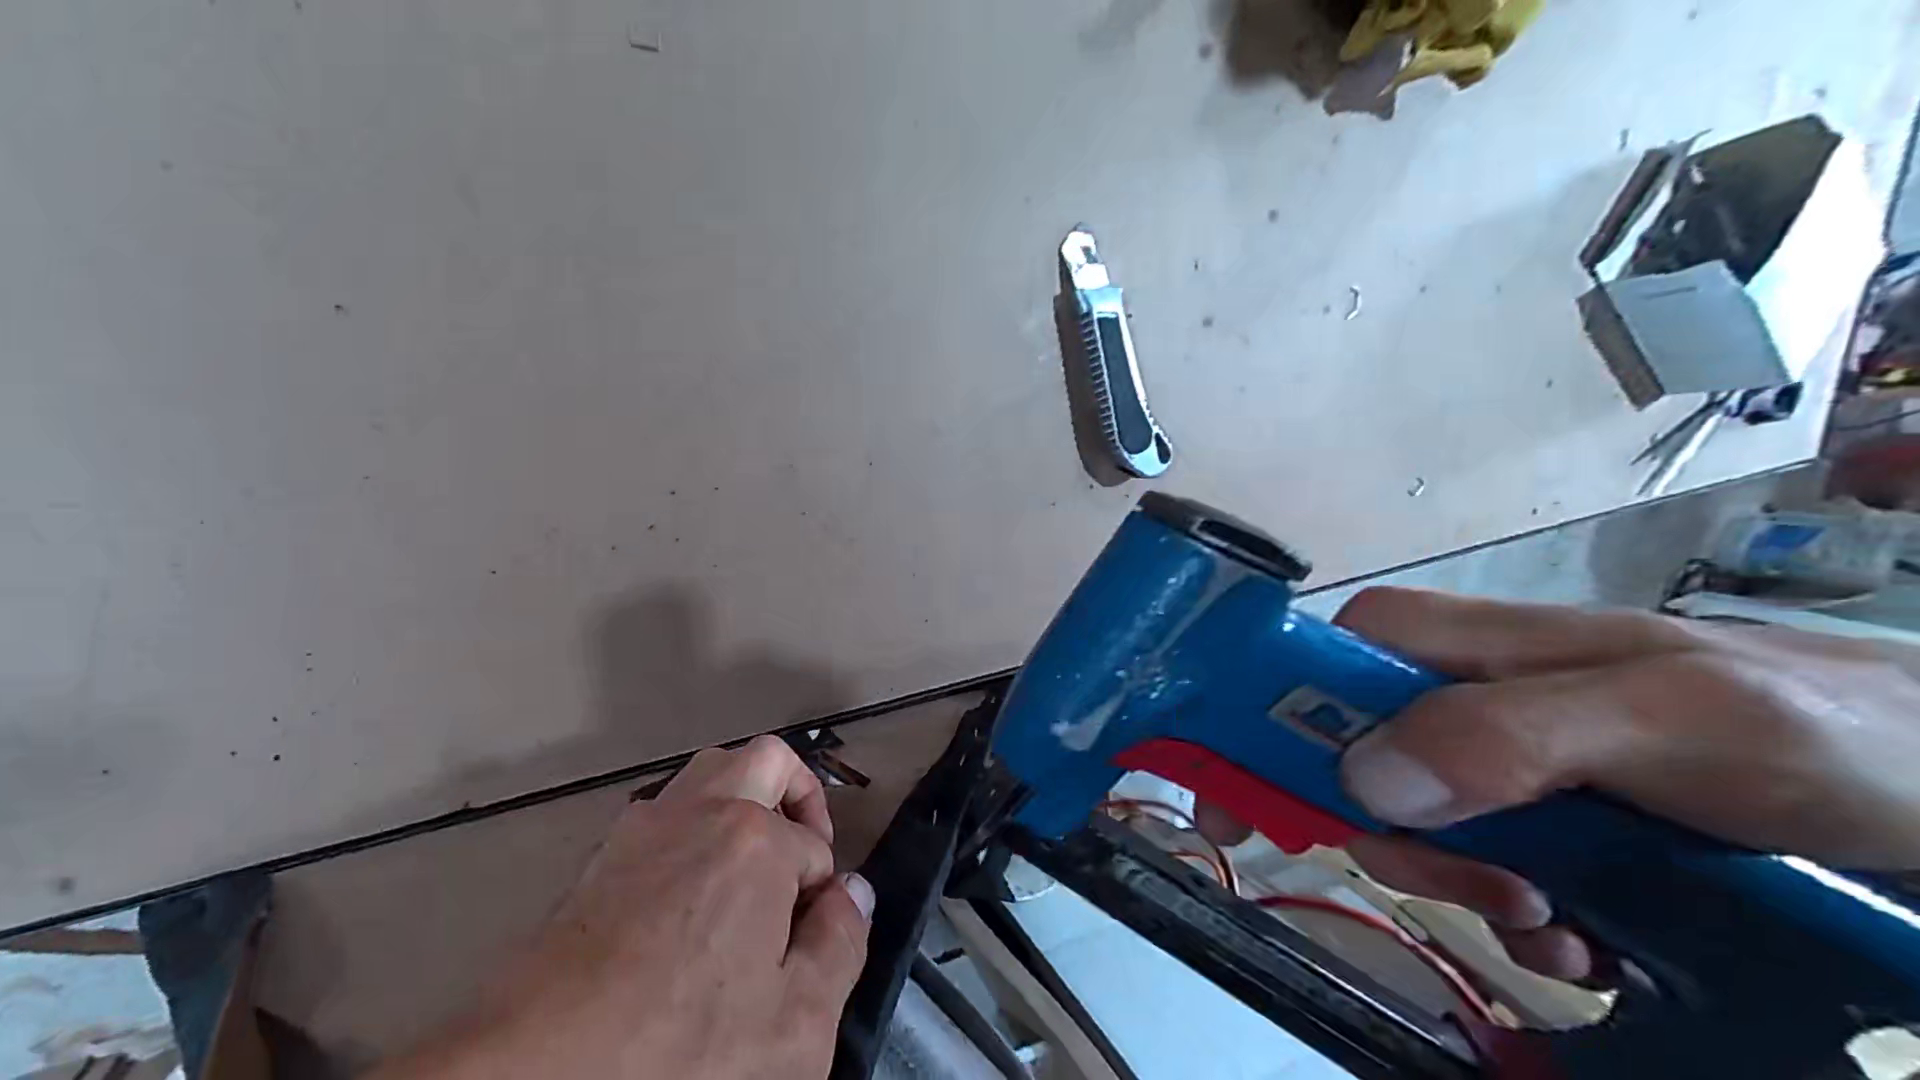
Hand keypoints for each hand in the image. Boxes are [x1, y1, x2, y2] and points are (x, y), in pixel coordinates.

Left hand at [370, 735, 874, 1079]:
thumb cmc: (677, 1056)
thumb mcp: (794, 1026)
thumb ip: (840, 946)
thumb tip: (855, 893)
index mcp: (755, 841)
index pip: (815, 846)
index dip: (824, 890)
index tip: (813, 933)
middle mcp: (700, 812)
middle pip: (766, 759)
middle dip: (798, 794)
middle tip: (801, 853)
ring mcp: (642, 828)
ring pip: (709, 772)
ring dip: (743, 798)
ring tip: (751, 865)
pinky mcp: (598, 857)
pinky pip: (663, 812)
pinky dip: (693, 827)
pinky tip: (688, 892)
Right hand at [1207, 587, 1919, 979]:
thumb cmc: (1814, 724)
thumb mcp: (1666, 717)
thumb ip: (1509, 734)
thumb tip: (1365, 783)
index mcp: (1453, 642)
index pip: (1312, 656)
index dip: (1262, 711)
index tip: (1242, 790)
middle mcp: (1456, 689)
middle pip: (1352, 754)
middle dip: (1391, 830)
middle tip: (1466, 884)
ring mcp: (1500, 751)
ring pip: (1411, 817)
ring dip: (1459, 882)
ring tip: (1546, 922)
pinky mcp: (1544, 806)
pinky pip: (1479, 860)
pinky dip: (1510, 909)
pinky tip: (1576, 935)